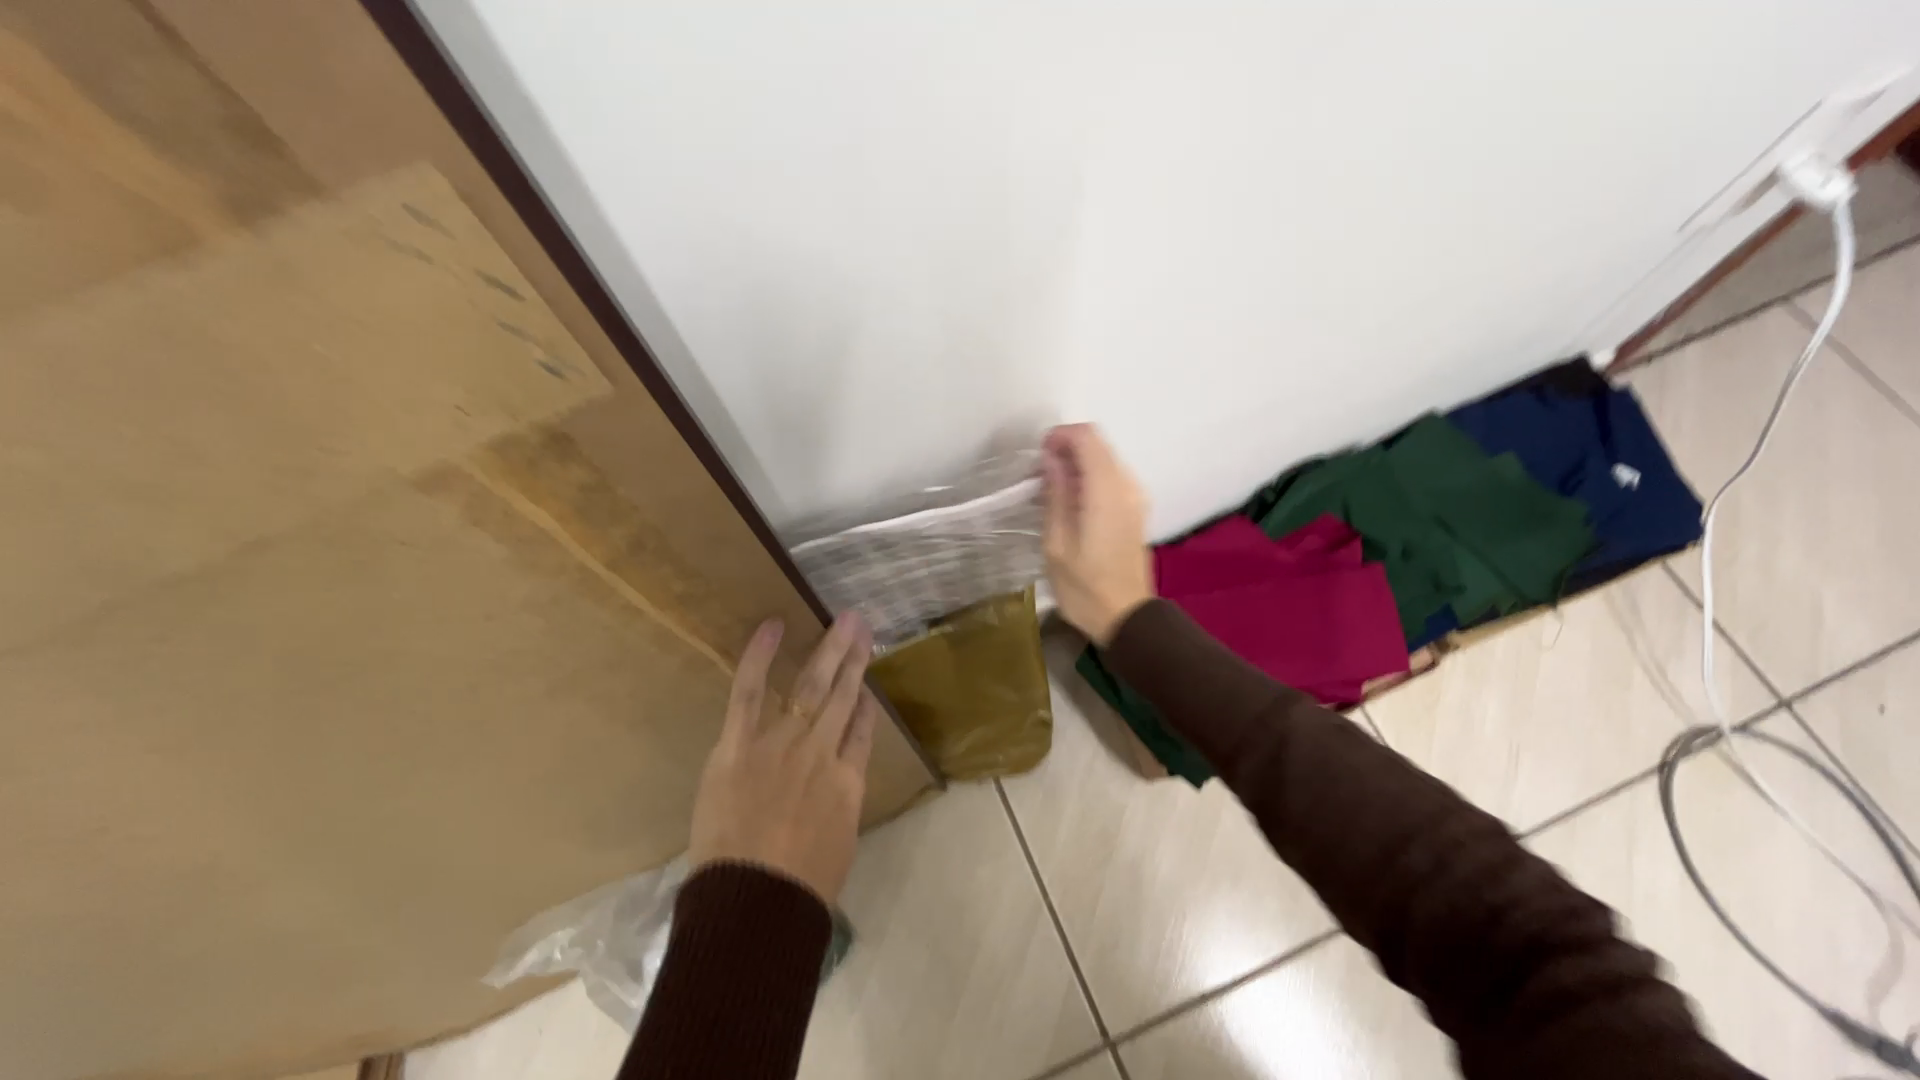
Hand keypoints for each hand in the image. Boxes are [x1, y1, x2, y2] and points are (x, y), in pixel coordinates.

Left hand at [688, 613, 878, 904]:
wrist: (757, 901)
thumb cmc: (800, 889)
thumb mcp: (838, 846)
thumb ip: (840, 808)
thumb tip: (835, 790)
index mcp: (848, 783)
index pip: (861, 732)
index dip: (865, 706)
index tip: (866, 686)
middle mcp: (821, 754)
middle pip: (843, 698)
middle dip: (855, 661)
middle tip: (864, 627)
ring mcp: (782, 744)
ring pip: (811, 687)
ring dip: (830, 650)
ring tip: (844, 621)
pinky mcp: (739, 744)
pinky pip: (750, 692)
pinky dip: (760, 656)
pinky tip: (772, 626)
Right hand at [1041, 423, 1154, 646]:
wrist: (1126, 618)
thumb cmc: (1085, 588)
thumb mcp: (1057, 544)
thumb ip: (1056, 495)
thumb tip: (1051, 460)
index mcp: (1106, 492)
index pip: (1087, 437)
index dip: (1060, 437)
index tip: (1038, 457)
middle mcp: (1127, 486)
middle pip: (1098, 444)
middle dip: (1067, 449)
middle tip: (1039, 475)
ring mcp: (1136, 497)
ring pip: (1105, 459)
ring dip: (1078, 464)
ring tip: (1051, 490)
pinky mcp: (1136, 509)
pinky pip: (1111, 478)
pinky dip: (1090, 479)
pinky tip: (1071, 503)